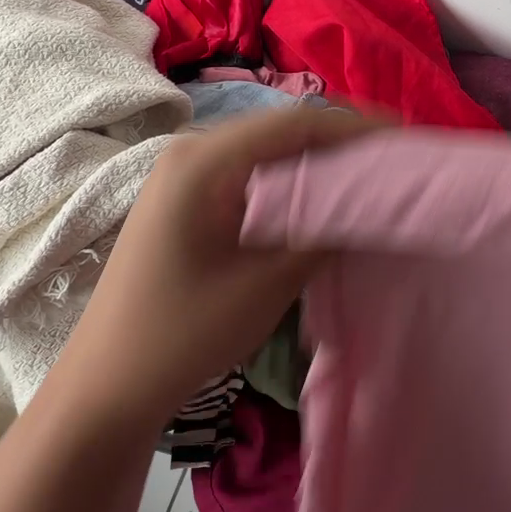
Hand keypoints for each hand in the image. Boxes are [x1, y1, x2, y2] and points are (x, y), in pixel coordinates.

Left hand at [0, 107, 383, 511]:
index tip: (405, 140)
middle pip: (284, 128)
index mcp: (201, 161)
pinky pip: (257, 170)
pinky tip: (328, 197)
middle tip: (397, 159)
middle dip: (344, 140)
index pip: (295, 124)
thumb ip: (323, 234)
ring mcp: (188, 172)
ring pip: (273, 148)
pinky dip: (298, 179)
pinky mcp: (192, 195)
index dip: (356, 127)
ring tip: (374, 175)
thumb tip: (376, 203)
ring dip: (323, 159)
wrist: (106, 387)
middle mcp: (193, 151)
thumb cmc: (180, 335)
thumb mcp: (264, 285)